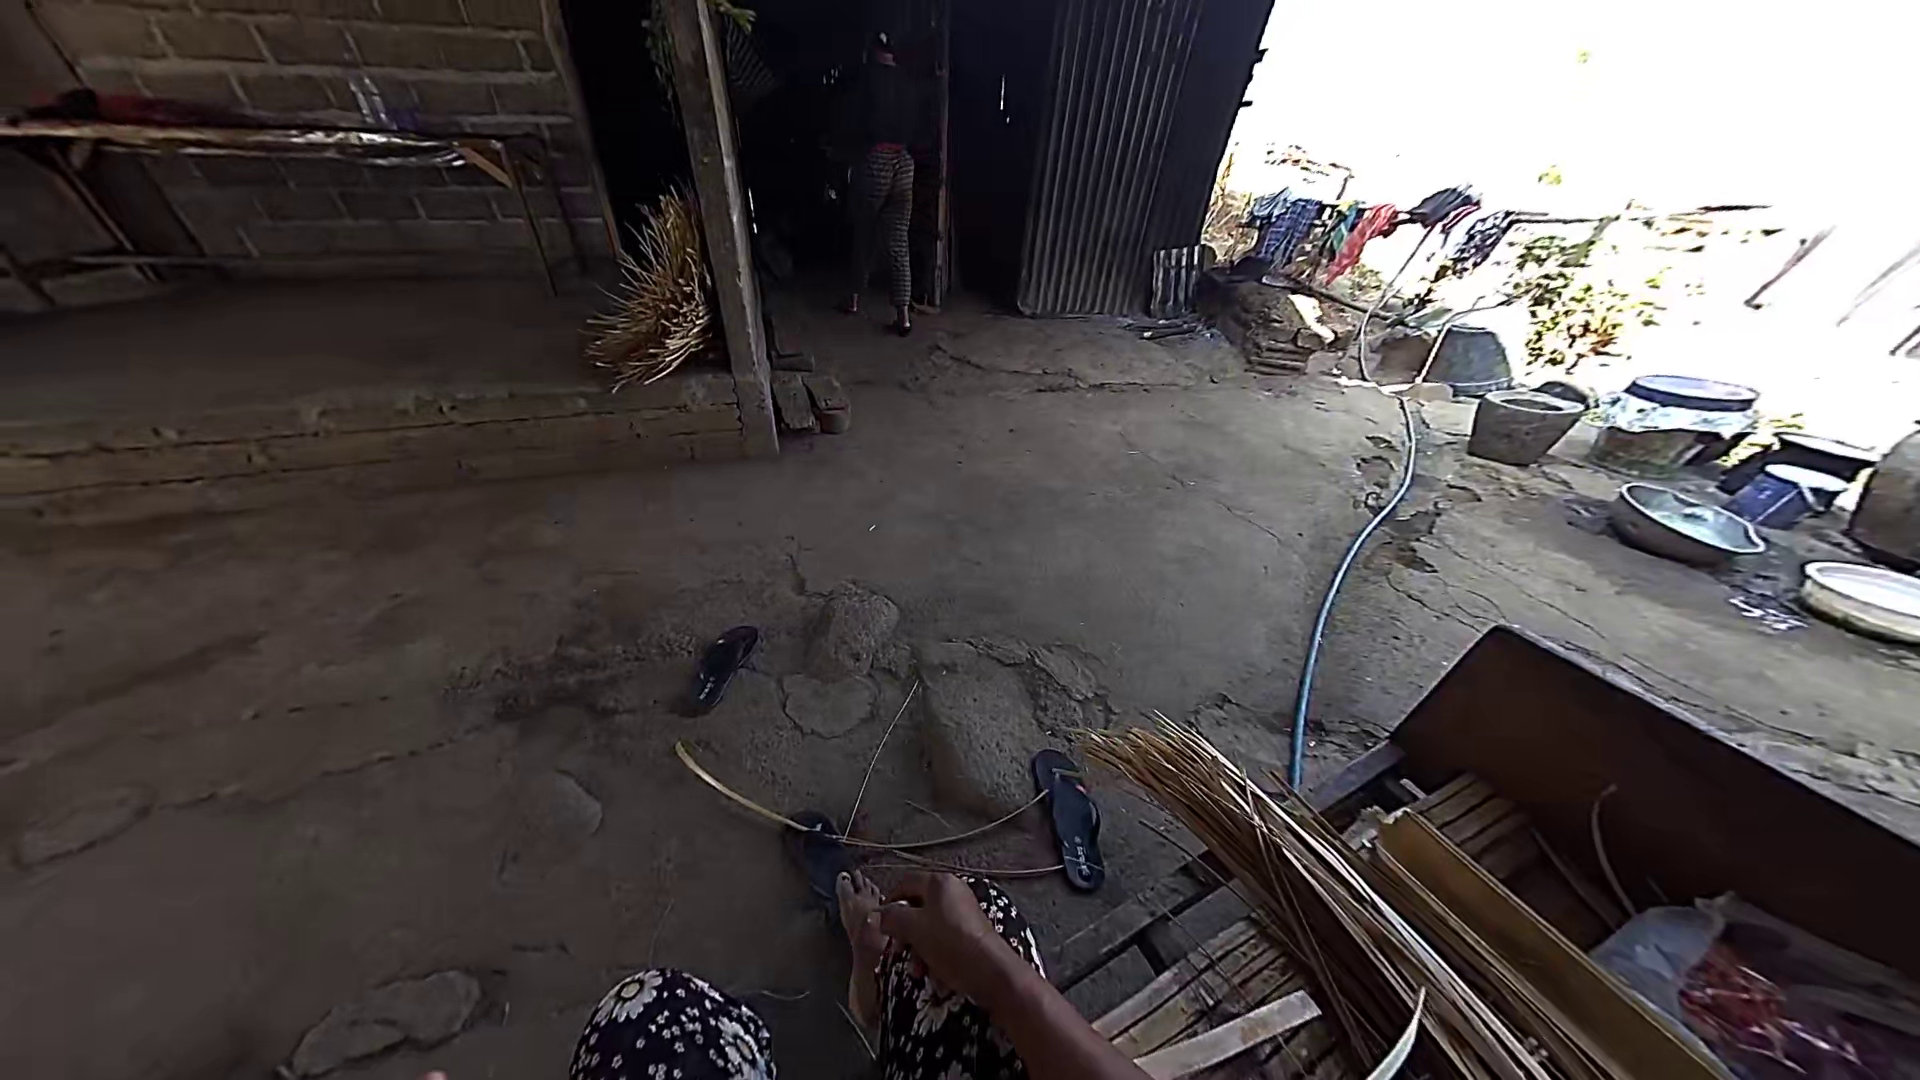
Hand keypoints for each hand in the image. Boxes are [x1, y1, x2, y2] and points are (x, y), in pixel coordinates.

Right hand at [873, 872, 1026, 1005]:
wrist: (991, 971)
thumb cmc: (950, 944)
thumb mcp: (915, 930)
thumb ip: (893, 919)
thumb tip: (879, 916)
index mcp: (939, 882)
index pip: (906, 883)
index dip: (890, 902)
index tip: (881, 924)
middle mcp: (952, 890)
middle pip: (918, 907)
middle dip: (906, 933)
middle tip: (899, 952)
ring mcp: (963, 910)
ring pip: (930, 927)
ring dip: (919, 949)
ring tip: (919, 971)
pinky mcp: (971, 930)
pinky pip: (945, 938)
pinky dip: (936, 954)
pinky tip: (936, 976)